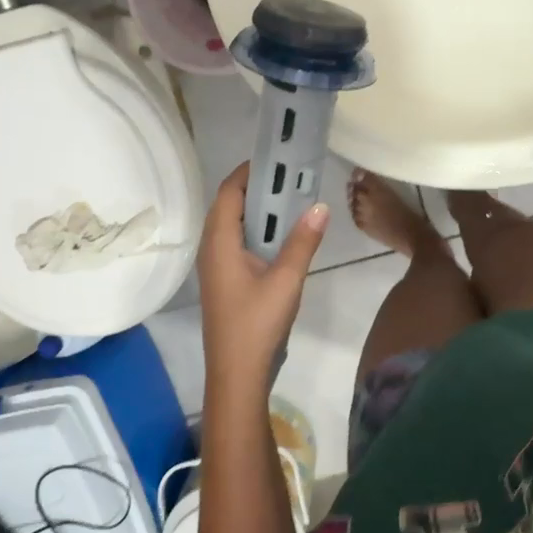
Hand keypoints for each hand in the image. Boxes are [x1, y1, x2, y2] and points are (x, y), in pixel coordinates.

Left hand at [196, 163, 329, 383]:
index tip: (276, 159)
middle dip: (256, 189)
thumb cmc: (257, 324)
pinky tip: (283, 237)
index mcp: (219, 243)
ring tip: (291, 199)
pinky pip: (238, 244)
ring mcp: (217, 268)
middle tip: (290, 176)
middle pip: (228, 207)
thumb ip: (303, 241)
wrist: (237, 374)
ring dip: (258, 212)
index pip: (228, 193)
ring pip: (233, 227)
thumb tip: (320, 205)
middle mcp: (212, 250)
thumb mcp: (286, 280)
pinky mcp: (226, 283)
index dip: (247, 172)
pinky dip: (258, 232)